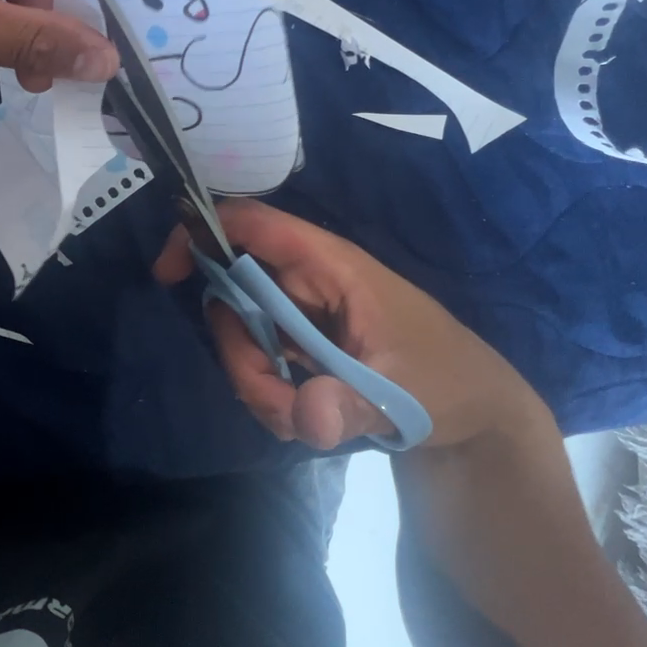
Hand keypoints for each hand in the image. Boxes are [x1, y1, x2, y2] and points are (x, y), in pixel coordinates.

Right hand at [154, 200, 544, 449]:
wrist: (477, 418)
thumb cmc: (450, 384)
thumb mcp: (409, 397)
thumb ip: (353, 405)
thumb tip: (307, 418)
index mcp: (330, 265)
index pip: (252, 223)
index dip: (201, 232)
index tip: (168, 273)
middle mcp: (305, 280)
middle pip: (232, 292)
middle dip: (239, 351)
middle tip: (271, 399)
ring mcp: (298, 312)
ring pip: (239, 330)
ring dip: (254, 381)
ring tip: (300, 423)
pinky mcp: (297, 340)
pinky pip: (255, 355)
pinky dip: (265, 392)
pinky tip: (302, 419)